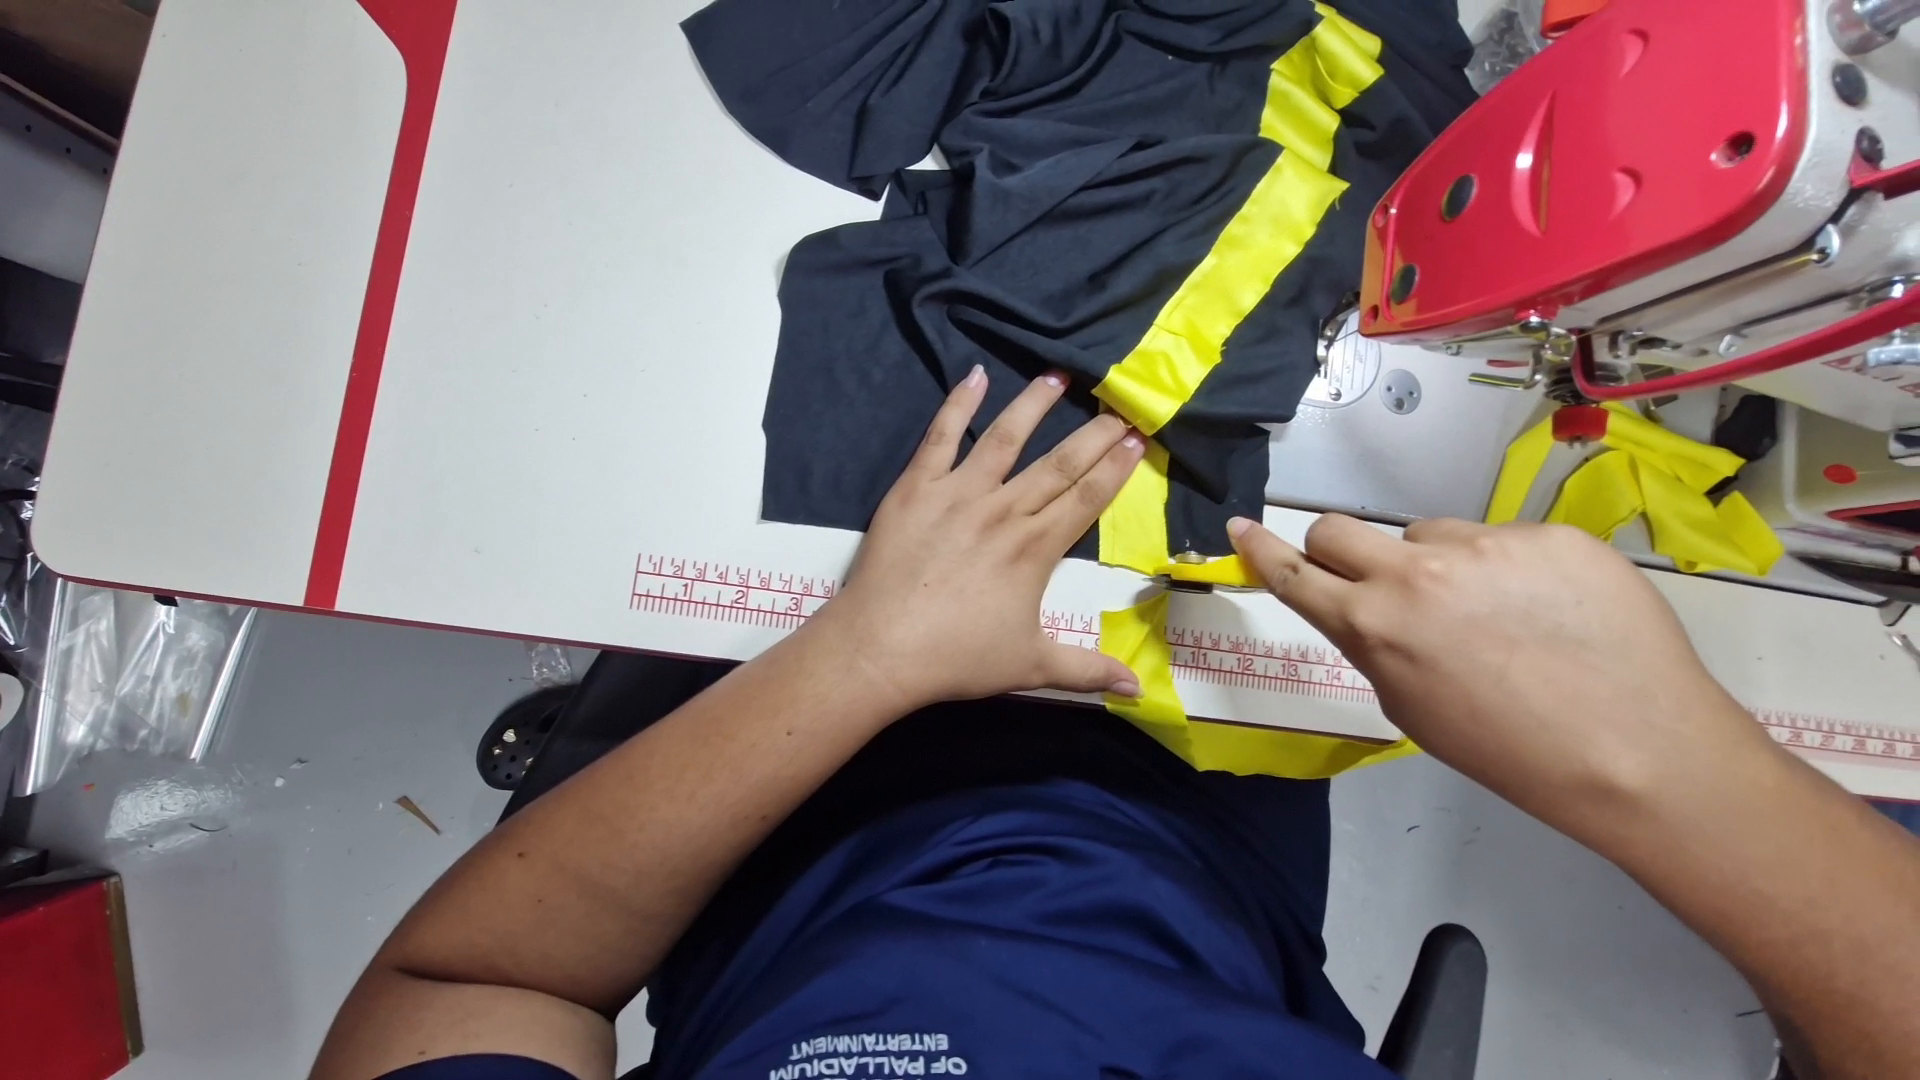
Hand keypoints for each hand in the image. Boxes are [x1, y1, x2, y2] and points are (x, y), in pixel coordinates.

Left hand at [810, 366, 1145, 712]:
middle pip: (1060, 463)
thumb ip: (1087, 670)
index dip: (1116, 469)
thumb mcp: (1031, 667)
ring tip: (1058, 375)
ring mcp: (959, 493)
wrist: (881, 648)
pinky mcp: (916, 487)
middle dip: (1095, 433)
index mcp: (1036, 549)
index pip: (1087, 499)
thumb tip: (1138, 690)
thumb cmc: (956, 658)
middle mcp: (1005, 510)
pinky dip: (958, 405)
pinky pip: (940, 436)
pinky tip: (975, 377)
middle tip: (1121, 404)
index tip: (1138, 440)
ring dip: (1034, 404)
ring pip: (1005, 437)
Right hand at [1227, 514, 1776, 832]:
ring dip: (1435, 564)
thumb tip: (1363, 609)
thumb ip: (1370, 644)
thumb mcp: (1407, 706)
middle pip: (1337, 528)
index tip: (1241, 525)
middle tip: (1372, 580)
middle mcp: (1415, 572)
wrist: (1640, 753)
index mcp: (1372, 624)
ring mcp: (1485, 545)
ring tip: (1493, 613)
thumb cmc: (1506, 750)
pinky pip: (1499, 540)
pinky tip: (1546, 611)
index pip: (1293, 572)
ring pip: (1426, 534)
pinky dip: (1504, 569)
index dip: (1260, 548)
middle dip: (1336, 550)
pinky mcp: (1548, 535)